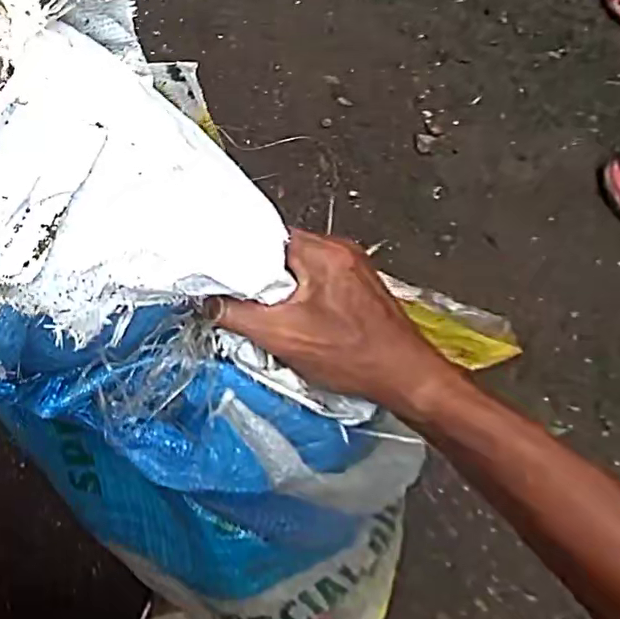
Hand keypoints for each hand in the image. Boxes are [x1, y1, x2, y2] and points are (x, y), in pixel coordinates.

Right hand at [213, 228, 462, 414]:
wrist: (410, 382)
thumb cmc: (357, 357)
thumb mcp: (281, 337)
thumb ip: (235, 315)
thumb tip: (208, 304)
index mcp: (323, 252)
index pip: (262, 236)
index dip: (236, 255)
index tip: (219, 273)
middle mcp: (340, 252)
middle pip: (278, 253)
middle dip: (257, 277)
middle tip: (243, 300)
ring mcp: (351, 269)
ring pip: (295, 269)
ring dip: (278, 290)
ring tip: (270, 314)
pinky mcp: (356, 288)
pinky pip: (313, 282)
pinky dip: (298, 299)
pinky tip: (295, 322)